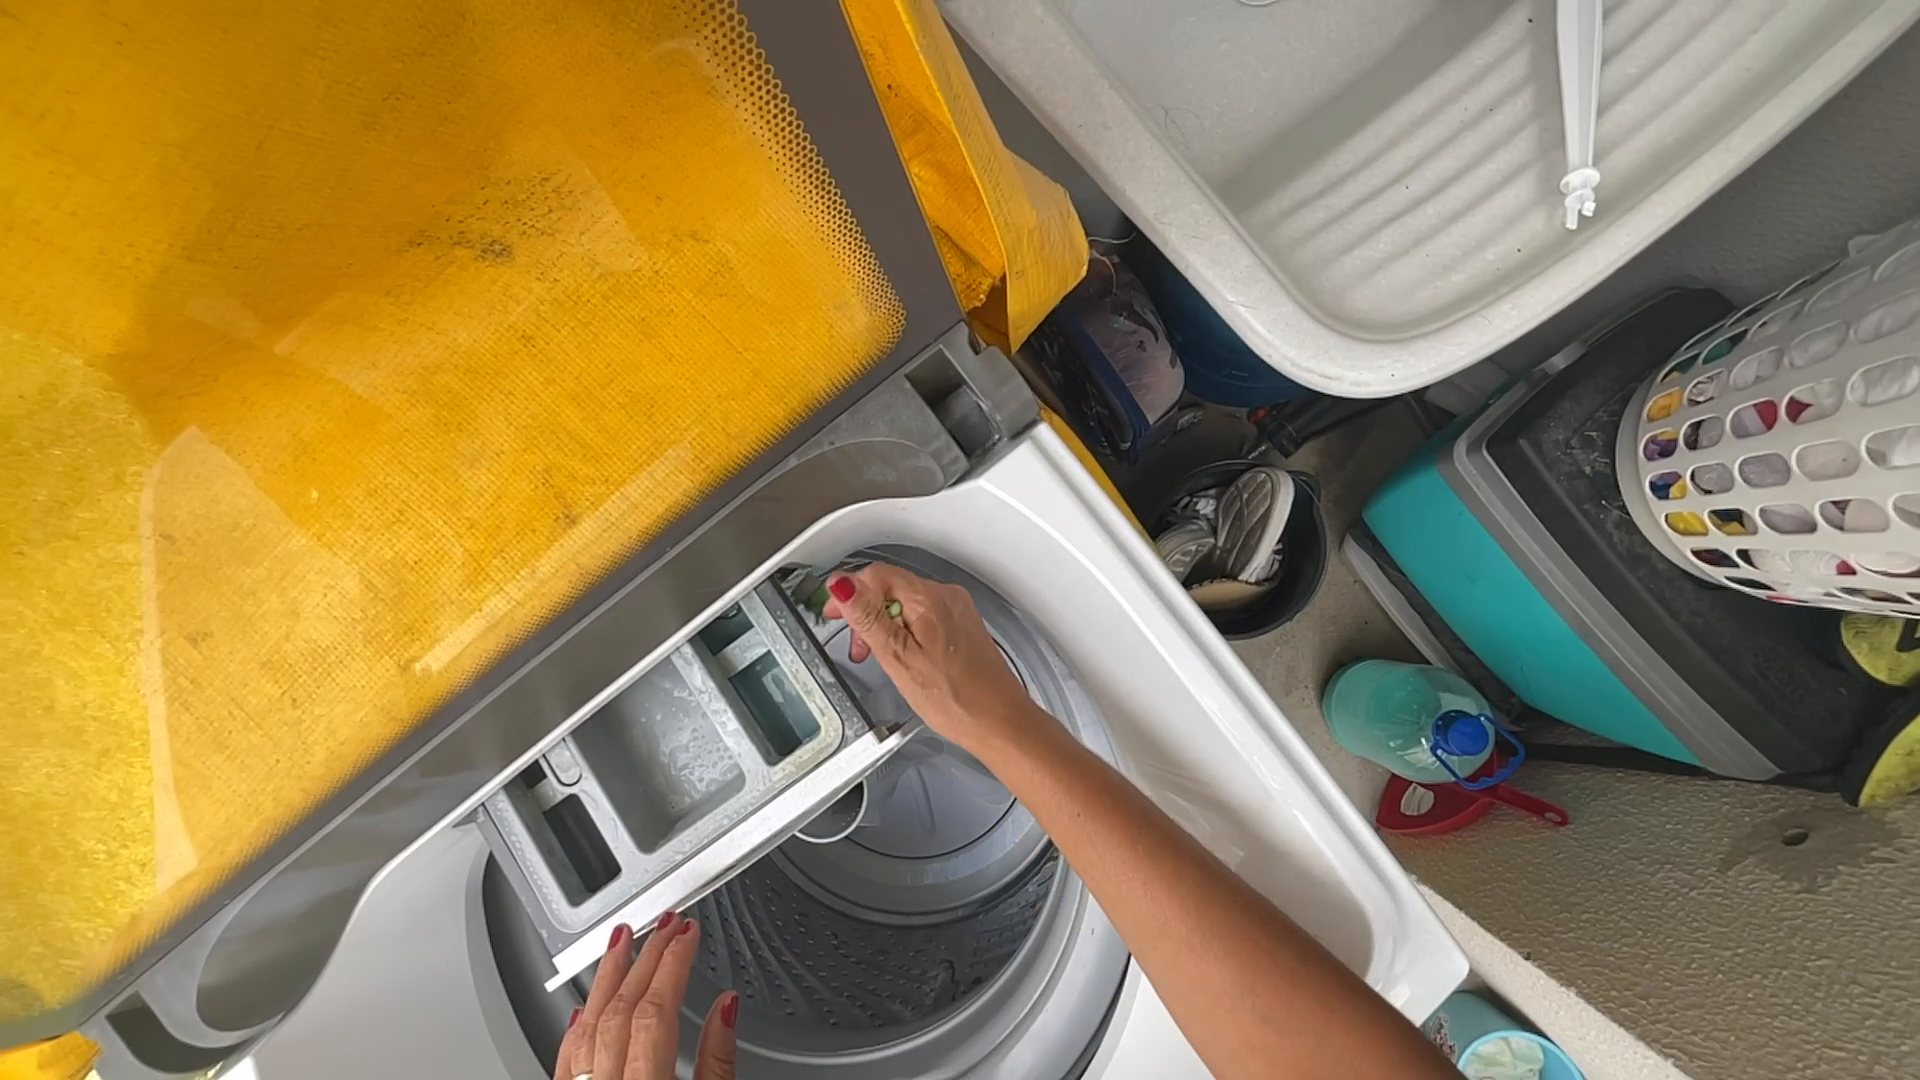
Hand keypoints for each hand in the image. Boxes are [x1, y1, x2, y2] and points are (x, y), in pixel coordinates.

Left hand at [554, 914, 735, 1079]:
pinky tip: (585, 1006)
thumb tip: (727, 1006)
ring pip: (587, 1026)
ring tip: (620, 939)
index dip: (674, 962)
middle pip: (622, 1008)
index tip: (689, 932)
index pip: (656, 1009)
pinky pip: (564, 1060)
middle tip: (666, 924)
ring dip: (607, 976)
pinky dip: (577, 1027)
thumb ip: (718, 1061)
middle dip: (647, 957)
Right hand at [823, 564, 1053, 756]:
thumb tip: (842, 585)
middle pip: (892, 587)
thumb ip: (868, 618)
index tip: (834, 612)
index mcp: (930, 598)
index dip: (850, 590)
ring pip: (907, 604)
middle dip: (867, 612)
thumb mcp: (899, 658)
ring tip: (882, 658)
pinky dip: (907, 633)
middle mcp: (947, 596)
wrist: (999, 722)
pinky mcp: (962, 627)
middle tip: (857, 645)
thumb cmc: (956, 699)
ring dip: (886, 625)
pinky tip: (906, 659)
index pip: (877, 574)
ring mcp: (957, 611)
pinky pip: (925, 617)